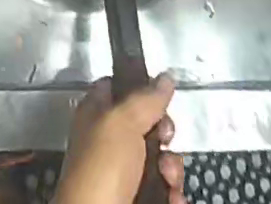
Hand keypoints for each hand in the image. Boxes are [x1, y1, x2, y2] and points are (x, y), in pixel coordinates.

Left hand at [52, 75, 184, 203]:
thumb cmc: (102, 166)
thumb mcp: (122, 122)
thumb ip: (146, 99)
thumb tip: (166, 78)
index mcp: (97, 113)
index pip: (119, 88)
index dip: (141, 89)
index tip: (160, 98)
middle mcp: (110, 140)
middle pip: (148, 127)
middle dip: (165, 136)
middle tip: (164, 141)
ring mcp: (125, 173)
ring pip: (160, 162)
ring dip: (172, 170)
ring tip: (168, 179)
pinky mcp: (139, 199)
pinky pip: (165, 192)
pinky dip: (173, 196)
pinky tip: (172, 199)